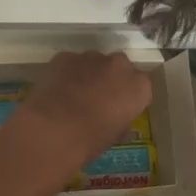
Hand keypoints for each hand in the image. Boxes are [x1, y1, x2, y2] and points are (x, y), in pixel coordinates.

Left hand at [19, 52, 153, 163]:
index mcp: (138, 86)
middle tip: (97, 99)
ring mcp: (91, 57)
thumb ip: (121, 122)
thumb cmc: (91, 139)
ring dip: (88, 74)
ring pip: (93, 62)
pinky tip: (57, 91)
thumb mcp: (114, 136)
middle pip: (119, 67)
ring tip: (74, 95)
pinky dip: (67, 73)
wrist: (55, 129)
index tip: (119, 108)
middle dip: (111, 79)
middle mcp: (119, 65)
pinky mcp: (66, 56)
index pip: (140, 86)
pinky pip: (70, 63)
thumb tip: (119, 123)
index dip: (128, 97)